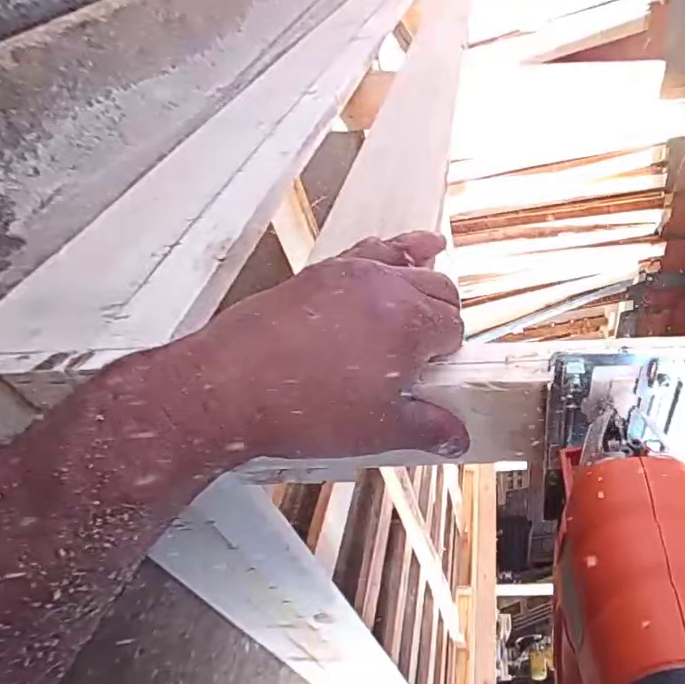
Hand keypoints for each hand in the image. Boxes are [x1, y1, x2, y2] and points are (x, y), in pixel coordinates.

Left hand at [157, 231, 469, 461]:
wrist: (230, 389)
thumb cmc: (301, 407)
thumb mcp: (379, 431)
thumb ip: (427, 428)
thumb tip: (453, 433)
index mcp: (411, 324)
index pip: (454, 327)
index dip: (449, 353)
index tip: (434, 372)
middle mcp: (386, 287)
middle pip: (439, 289)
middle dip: (443, 316)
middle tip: (428, 351)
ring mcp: (350, 273)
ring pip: (407, 261)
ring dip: (424, 275)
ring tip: (430, 285)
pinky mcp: (320, 273)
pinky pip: (367, 250)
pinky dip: (389, 250)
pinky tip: (391, 254)